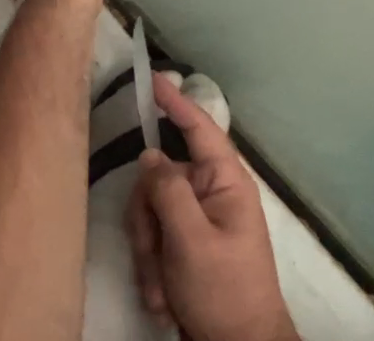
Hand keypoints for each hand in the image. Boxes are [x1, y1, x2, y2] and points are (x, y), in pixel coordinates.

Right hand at [126, 76, 297, 340]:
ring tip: (160, 289)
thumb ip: (167, 191)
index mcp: (225, 183)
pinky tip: (162, 296)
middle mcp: (210, 194)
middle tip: (152, 256)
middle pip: (159, 178)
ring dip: (148, 252)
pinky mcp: (184, 245)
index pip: (199, 129)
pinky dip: (152, 268)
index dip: (175, 102)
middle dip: (147, 221)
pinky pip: (153, 238)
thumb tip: (149, 156)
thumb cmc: (224, 291)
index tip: (154, 77)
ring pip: (149, 211)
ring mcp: (197, 221)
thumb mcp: (192, 240)